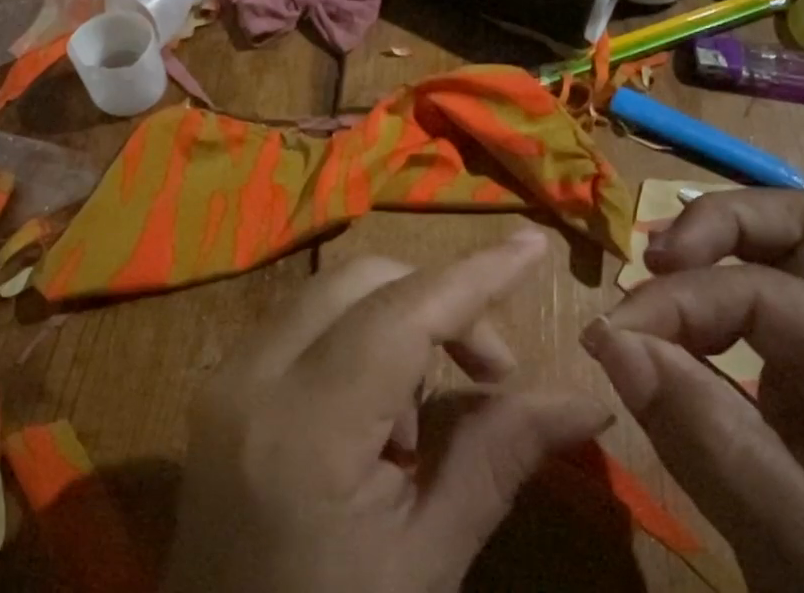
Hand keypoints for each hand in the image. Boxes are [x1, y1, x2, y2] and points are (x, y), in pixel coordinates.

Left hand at [163, 228, 611, 592]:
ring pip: (328, 295)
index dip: (474, 275)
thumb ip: (498, 457)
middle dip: (437, 302)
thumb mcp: (427, 558)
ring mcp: (224, 377)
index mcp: (306, 430)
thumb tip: (585, 399)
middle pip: (360, 281)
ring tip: (419, 423)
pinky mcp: (217, 386)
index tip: (533, 245)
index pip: (402, 315)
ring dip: (395, 321)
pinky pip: (299, 325)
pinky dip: (353, 340)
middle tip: (491, 372)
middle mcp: (251, 378)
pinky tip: (373, 417)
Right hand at [581, 190, 803, 592]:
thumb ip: (708, 441)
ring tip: (654, 292)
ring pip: (796, 259)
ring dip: (719, 255)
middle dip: (720, 226)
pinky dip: (718, 310)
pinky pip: (776, 320)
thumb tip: (612, 343)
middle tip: (651, 262)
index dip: (677, 301)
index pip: (770, 290)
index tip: (605, 342)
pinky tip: (679, 341)